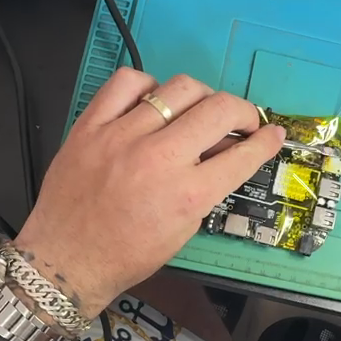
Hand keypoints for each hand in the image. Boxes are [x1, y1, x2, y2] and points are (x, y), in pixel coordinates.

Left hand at [12, 69, 284, 312]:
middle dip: (242, 111)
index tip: (273, 133)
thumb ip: (207, 187)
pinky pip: (127, 82)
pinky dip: (148, 85)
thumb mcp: (182, 229)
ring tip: (197, 110)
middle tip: (240, 121)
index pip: (241, 154)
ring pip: (178, 88)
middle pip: (218, 109)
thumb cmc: (129, 254)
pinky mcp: (91, 124)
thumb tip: (225, 150)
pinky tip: (152, 100)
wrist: (67, 258)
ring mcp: (122, 136)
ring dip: (201, 96)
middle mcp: (159, 158)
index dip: (266, 141)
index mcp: (187, 194)